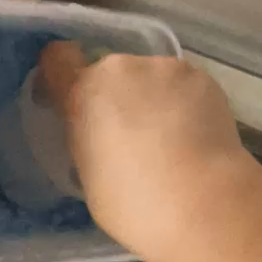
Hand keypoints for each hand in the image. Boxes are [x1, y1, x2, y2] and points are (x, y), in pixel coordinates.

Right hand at [38, 43, 261, 260]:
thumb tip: (102, 131)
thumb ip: (88, 136)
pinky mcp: (202, 76)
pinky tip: (197, 135)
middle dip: (119, 95)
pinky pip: (185, 85)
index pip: (58, 58)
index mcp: (83, 92)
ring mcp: (165, 68)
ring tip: (174, 137)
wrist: (201, 203)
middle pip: (112, 73)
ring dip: (156, 97)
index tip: (71, 95)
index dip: (63, 73)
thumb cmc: (133, 203)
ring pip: (152, 77)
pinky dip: (187, 103)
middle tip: (135, 133)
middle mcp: (121, 68)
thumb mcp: (87, 172)